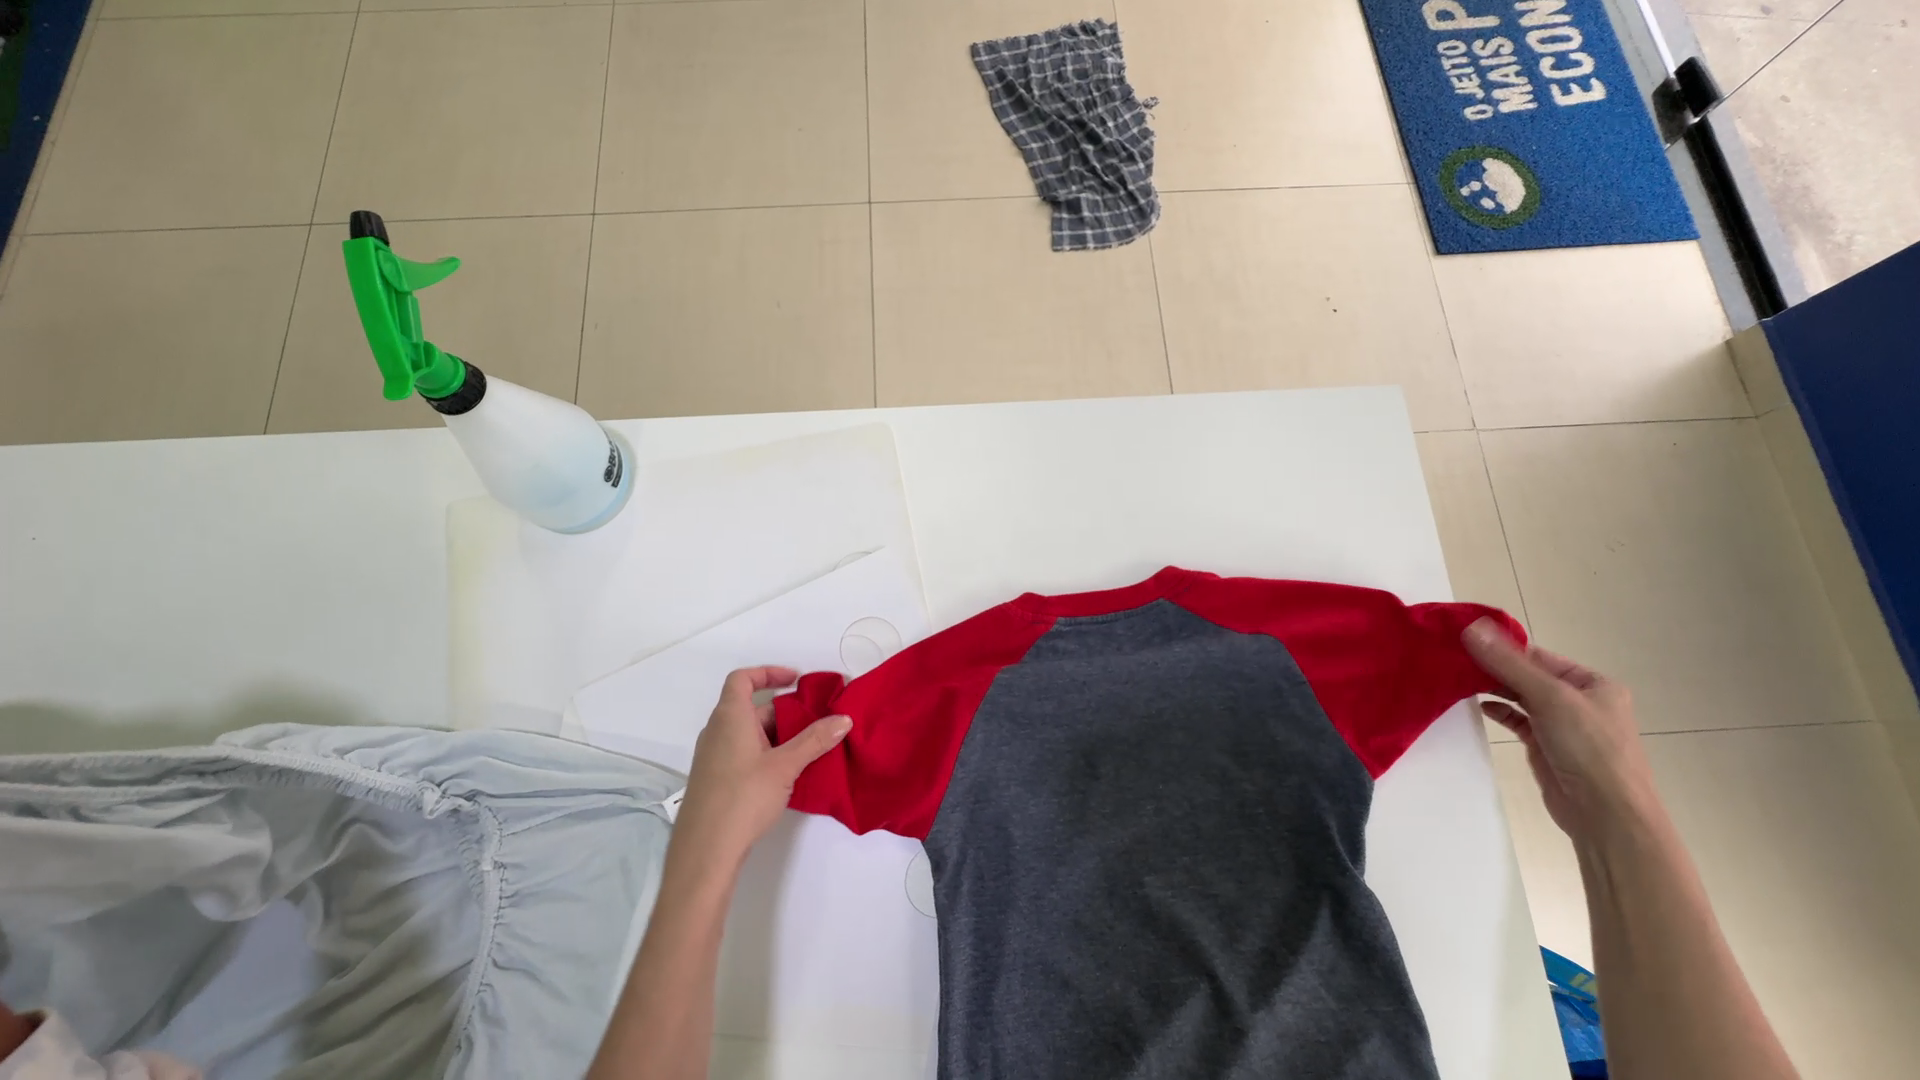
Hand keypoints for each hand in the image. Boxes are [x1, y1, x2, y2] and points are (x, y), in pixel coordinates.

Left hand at [674, 666, 851, 861]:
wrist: (706, 849)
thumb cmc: (743, 797)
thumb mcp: (785, 766)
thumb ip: (815, 740)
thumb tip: (844, 718)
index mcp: (730, 717)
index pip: (742, 678)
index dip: (768, 673)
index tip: (796, 680)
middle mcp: (717, 730)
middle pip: (752, 708)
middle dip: (786, 712)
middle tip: (817, 722)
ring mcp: (714, 756)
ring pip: (750, 733)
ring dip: (779, 735)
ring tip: (810, 749)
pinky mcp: (716, 779)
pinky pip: (744, 752)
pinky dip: (767, 753)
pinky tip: (789, 774)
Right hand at [1463, 619, 1660, 844]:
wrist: (1606, 813)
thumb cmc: (1589, 749)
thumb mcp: (1550, 698)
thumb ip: (1508, 663)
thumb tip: (1471, 626)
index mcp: (1592, 683)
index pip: (1538, 656)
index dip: (1502, 647)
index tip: (1462, 639)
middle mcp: (1579, 700)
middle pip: (1527, 675)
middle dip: (1493, 667)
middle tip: (1452, 658)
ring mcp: (1562, 724)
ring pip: (1520, 697)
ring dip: (1492, 688)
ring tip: (1457, 679)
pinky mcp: (1545, 745)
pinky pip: (1517, 719)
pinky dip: (1498, 711)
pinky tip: (1478, 706)